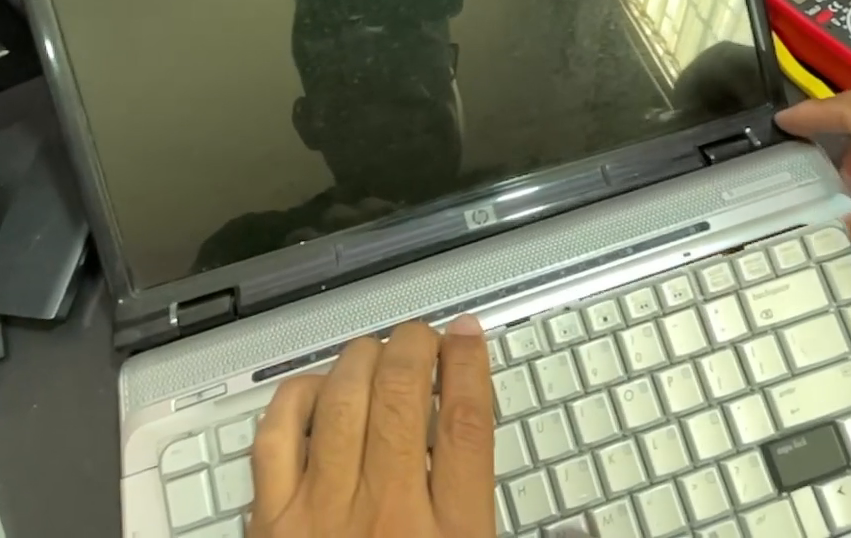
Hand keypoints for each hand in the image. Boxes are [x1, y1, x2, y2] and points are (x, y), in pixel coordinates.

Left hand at [249, 316, 494, 537]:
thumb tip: (581, 527)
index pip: (466, 424)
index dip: (469, 363)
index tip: (467, 332)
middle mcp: (384, 516)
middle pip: (402, 396)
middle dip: (414, 346)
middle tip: (423, 335)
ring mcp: (319, 515)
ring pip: (341, 400)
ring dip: (362, 358)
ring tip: (378, 351)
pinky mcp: (269, 523)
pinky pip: (275, 436)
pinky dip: (294, 397)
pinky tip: (316, 388)